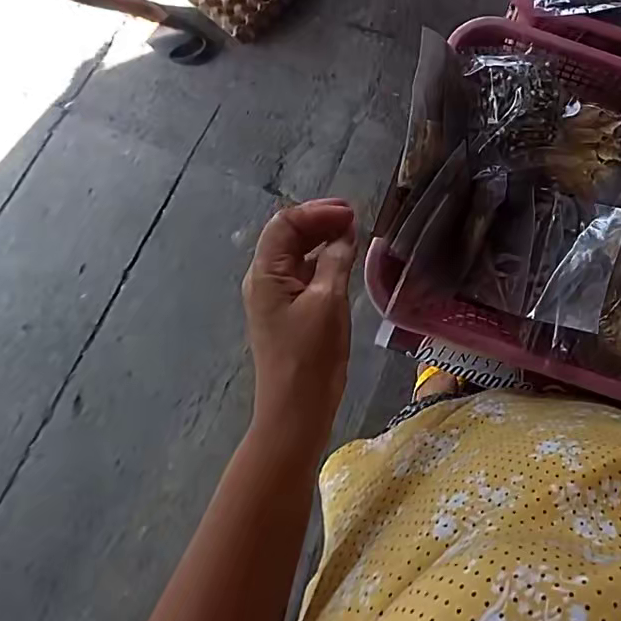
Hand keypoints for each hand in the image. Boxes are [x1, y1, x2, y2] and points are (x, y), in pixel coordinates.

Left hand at [242, 199, 359, 438]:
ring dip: (322, 237)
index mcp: (266, 274)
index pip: (285, 224)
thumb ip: (336, 260)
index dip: (317, 212)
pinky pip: (304, 272)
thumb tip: (345, 232)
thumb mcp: (328, 300)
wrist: (297, 408)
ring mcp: (276, 296)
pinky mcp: (290, 310)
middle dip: (320, 220)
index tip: (350, 211)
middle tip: (355, 217)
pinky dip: (324, 258)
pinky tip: (345, 258)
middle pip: (288, 235)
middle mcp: (265, 280)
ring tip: (354, 233)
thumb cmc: (310, 354)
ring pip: (297, 252)